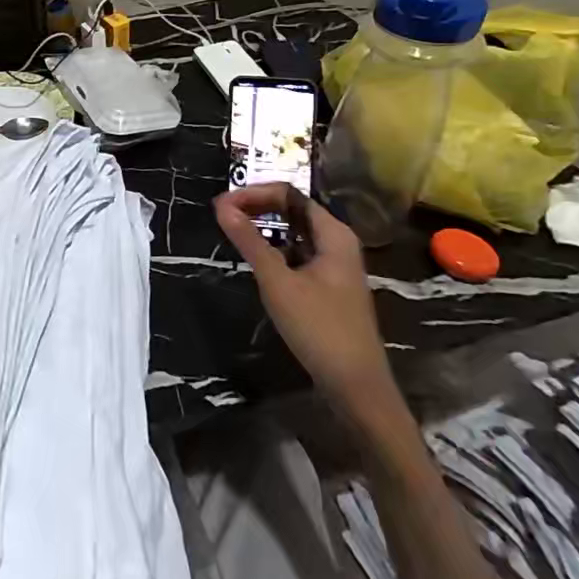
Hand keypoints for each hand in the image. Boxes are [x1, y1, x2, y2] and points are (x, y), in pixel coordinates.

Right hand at [214, 184, 394, 411]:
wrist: (356, 385)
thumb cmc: (319, 328)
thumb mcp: (278, 283)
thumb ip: (250, 242)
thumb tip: (222, 206)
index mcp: (333, 232)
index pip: (289, 194)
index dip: (254, 193)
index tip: (222, 205)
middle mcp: (338, 241)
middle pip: (294, 209)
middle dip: (258, 207)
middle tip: (223, 216)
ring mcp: (336, 263)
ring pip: (296, 232)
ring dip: (266, 227)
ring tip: (234, 232)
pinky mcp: (330, 284)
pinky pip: (299, 253)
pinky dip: (276, 249)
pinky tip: (258, 259)